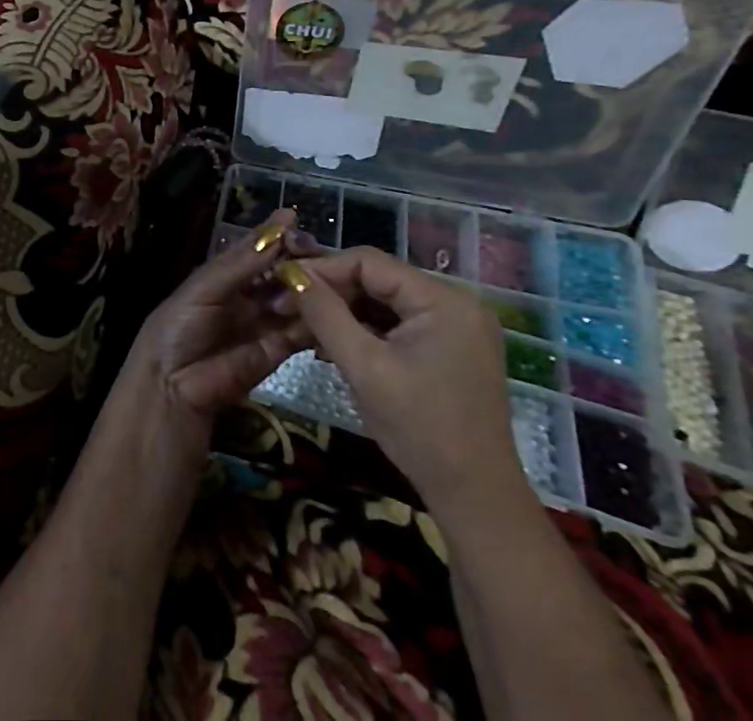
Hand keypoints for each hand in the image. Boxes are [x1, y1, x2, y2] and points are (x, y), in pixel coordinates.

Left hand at [126, 211, 318, 438]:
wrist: (171, 386)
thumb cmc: (177, 328)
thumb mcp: (203, 289)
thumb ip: (241, 263)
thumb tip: (279, 225)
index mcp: (222, 277)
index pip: (256, 251)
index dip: (275, 237)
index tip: (296, 221)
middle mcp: (246, 296)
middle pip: (281, 273)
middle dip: (301, 261)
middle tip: (322, 252)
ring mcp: (263, 321)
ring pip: (297, 298)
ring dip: (314, 287)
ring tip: (336, 275)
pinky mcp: (279, 349)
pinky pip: (303, 329)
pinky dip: (318, 318)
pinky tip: (334, 306)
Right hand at [286, 246, 529, 511]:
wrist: (472, 489)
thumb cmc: (417, 425)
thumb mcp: (362, 365)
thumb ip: (324, 314)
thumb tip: (292, 276)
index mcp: (443, 300)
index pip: (369, 262)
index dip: (321, 269)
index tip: (281, 285)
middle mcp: (455, 303)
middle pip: (377, 279)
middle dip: (329, 292)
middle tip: (285, 310)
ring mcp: (455, 327)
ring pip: (383, 302)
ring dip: (342, 312)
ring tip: (302, 329)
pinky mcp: (449, 348)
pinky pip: (396, 324)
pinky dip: (363, 330)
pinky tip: (332, 346)